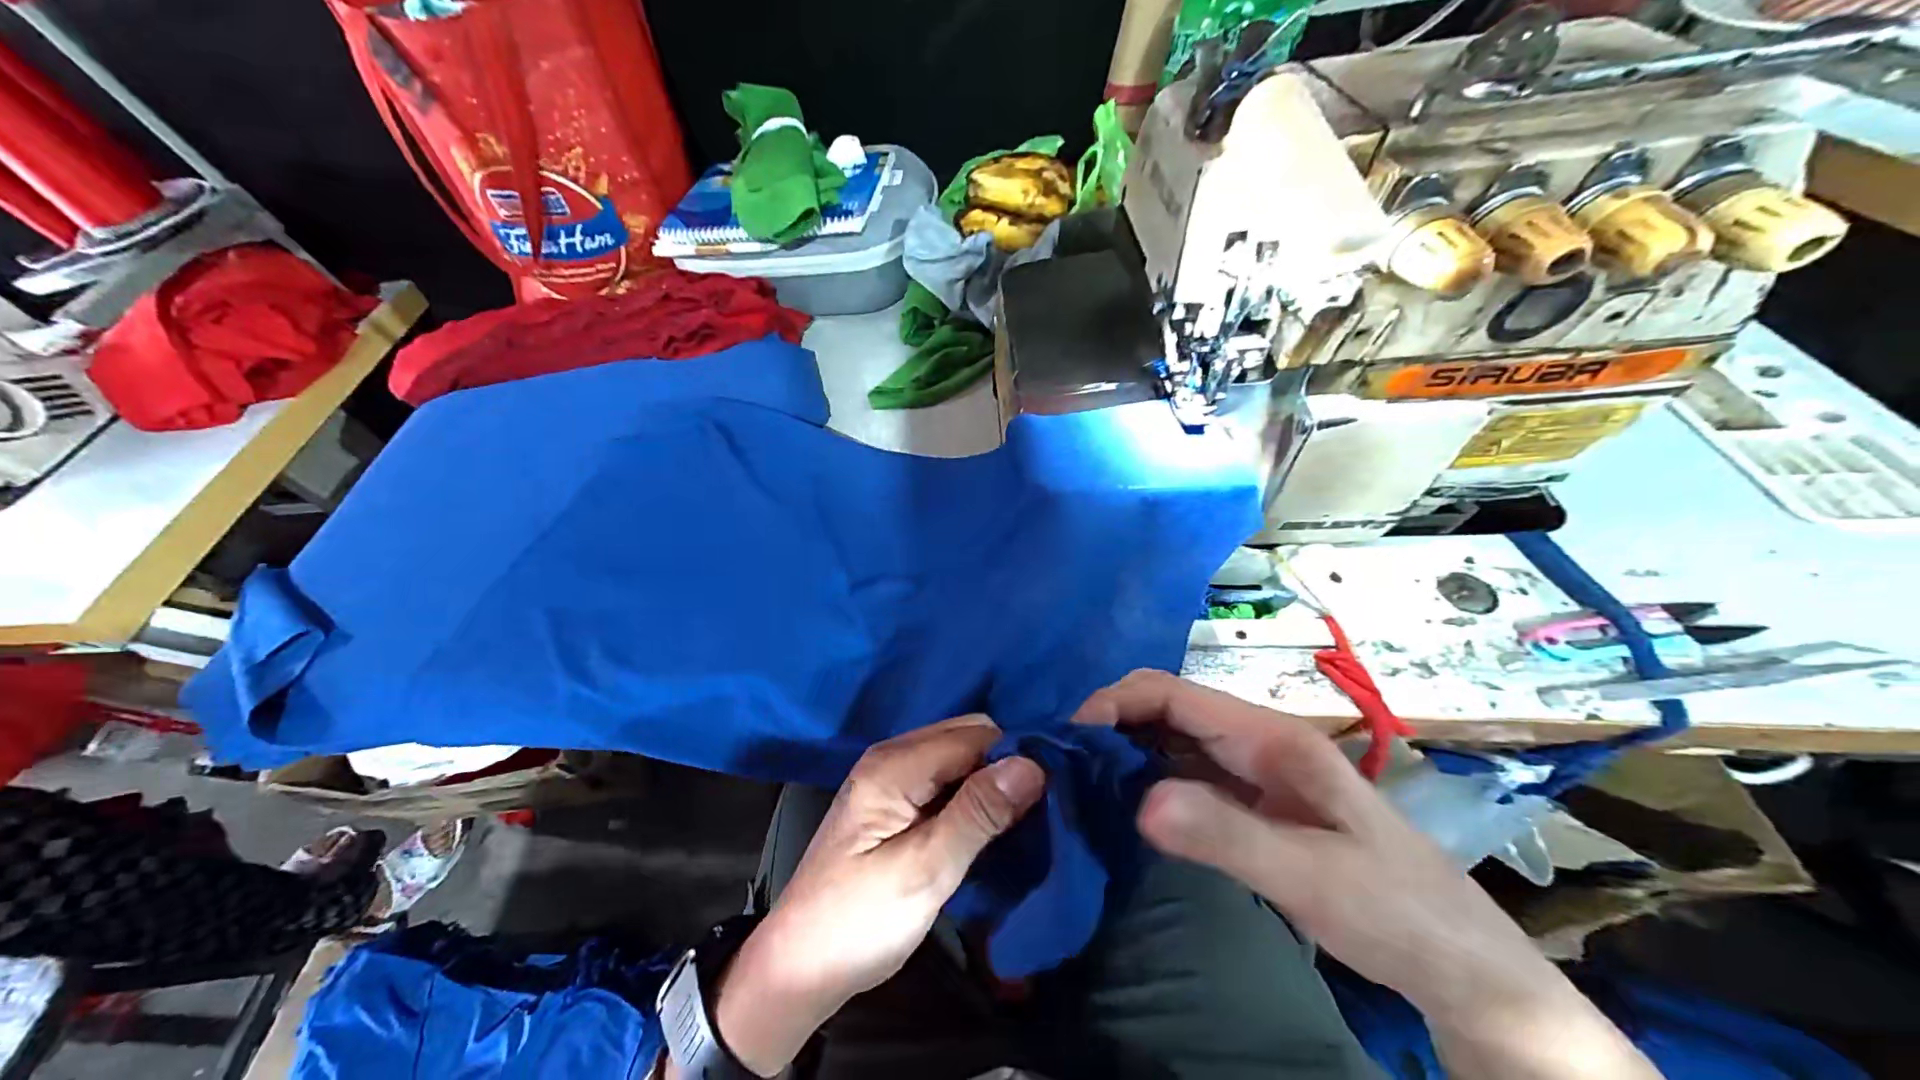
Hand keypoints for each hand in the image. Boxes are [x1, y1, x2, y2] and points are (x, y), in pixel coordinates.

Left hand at [703, 715, 1045, 1076]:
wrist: (799, 968)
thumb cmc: (859, 922)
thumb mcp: (925, 871)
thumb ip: (978, 814)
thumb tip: (1033, 764)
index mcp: (894, 765)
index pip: (975, 735)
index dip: (1016, 756)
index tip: (1055, 790)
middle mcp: (892, 759)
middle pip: (967, 740)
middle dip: (1006, 766)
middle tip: (1043, 809)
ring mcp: (892, 781)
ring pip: (960, 761)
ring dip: (992, 785)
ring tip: (1029, 818)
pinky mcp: (896, 806)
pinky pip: (947, 784)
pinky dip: (973, 799)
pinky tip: (995, 827)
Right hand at [1074, 671, 1659, 1079]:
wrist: (1460, 963)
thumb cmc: (1393, 910)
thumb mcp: (1312, 877)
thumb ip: (1226, 836)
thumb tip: (1138, 801)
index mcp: (1270, 737)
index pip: (1172, 692)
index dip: (1115, 702)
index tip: (1067, 740)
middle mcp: (1256, 742)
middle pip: (1166, 710)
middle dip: (1110, 726)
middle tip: (1062, 767)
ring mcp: (1253, 773)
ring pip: (1170, 742)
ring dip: (1122, 754)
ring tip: (1077, 785)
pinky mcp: (1250, 804)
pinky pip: (1183, 777)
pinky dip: (1144, 782)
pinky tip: (1120, 809)